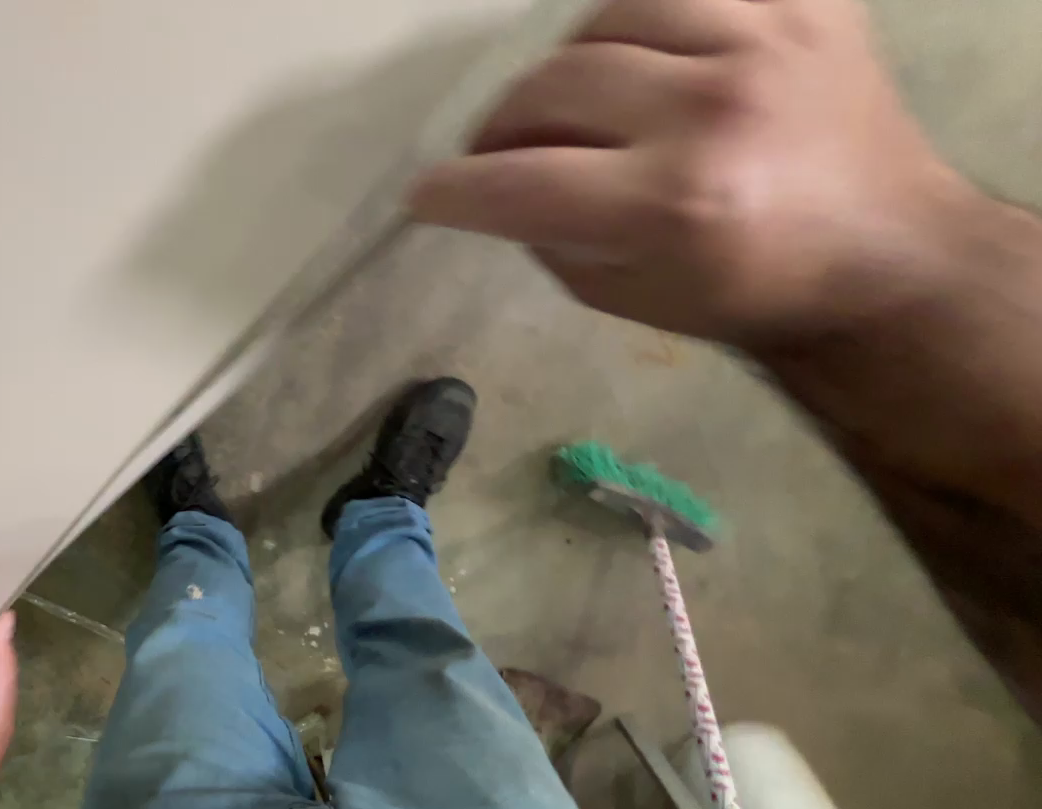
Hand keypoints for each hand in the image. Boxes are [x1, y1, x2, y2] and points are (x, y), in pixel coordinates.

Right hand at [412, 0, 979, 345]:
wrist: (876, 252)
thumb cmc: (729, 290)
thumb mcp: (610, 289)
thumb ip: (545, 230)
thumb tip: (495, 184)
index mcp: (668, 203)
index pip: (519, 182)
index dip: (452, 190)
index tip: (422, 196)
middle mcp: (715, 110)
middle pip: (552, 86)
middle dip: (498, 128)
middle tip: (492, 156)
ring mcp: (768, 41)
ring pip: (608, 18)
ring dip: (562, 66)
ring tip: (564, 106)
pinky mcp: (805, 4)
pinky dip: (634, 21)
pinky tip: (628, 60)